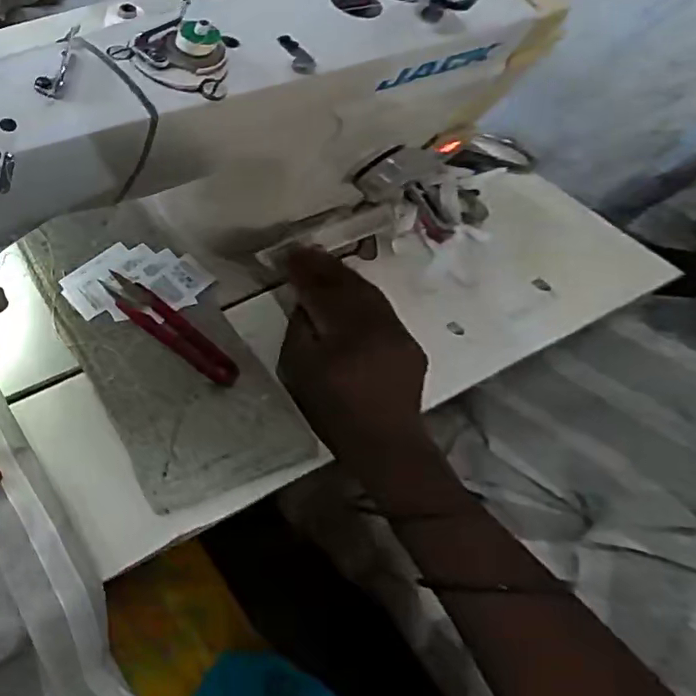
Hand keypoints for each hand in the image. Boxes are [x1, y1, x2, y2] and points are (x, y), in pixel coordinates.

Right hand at [278, 247, 429, 469]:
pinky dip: (361, 294)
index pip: (324, 289)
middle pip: (352, 287)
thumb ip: (301, 326)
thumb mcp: (298, 364)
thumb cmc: (329, 405)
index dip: (305, 270)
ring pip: (370, 296)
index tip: (288, 252)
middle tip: (303, 251)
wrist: (383, 444)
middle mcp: (382, 326)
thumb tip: (304, 301)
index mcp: (351, 330)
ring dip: (346, 277)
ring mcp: (400, 336)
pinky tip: (348, 291)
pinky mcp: (407, 347)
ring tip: (324, 264)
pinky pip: (381, 309)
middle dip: (327, 267)